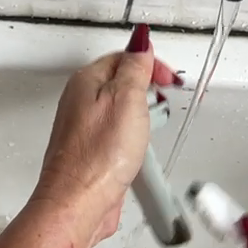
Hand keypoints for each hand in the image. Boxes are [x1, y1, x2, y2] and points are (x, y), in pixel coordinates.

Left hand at [31, 24, 178, 243]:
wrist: (78, 204)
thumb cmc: (97, 157)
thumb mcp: (126, 99)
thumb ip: (135, 68)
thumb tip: (141, 43)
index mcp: (87, 81)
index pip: (124, 57)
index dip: (150, 64)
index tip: (169, 80)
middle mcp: (81, 101)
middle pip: (121, 81)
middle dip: (147, 90)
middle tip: (159, 102)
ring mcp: (85, 128)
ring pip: (121, 110)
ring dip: (141, 117)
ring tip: (148, 129)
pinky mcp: (92, 152)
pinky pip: (117, 135)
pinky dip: (132, 139)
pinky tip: (137, 151)